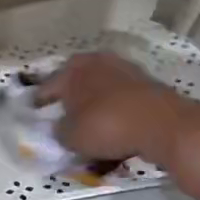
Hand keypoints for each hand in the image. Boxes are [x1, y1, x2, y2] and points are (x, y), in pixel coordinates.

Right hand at [37, 52, 191, 164]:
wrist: (164, 125)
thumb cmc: (106, 126)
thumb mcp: (70, 137)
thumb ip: (58, 130)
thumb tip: (60, 126)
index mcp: (71, 72)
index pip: (47, 87)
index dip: (39, 102)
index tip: (34, 113)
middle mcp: (96, 63)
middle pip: (75, 79)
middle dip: (68, 94)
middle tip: (62, 110)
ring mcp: (124, 69)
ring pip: (100, 85)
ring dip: (94, 99)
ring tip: (89, 117)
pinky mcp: (147, 82)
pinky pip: (121, 95)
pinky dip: (114, 106)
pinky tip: (114, 121)